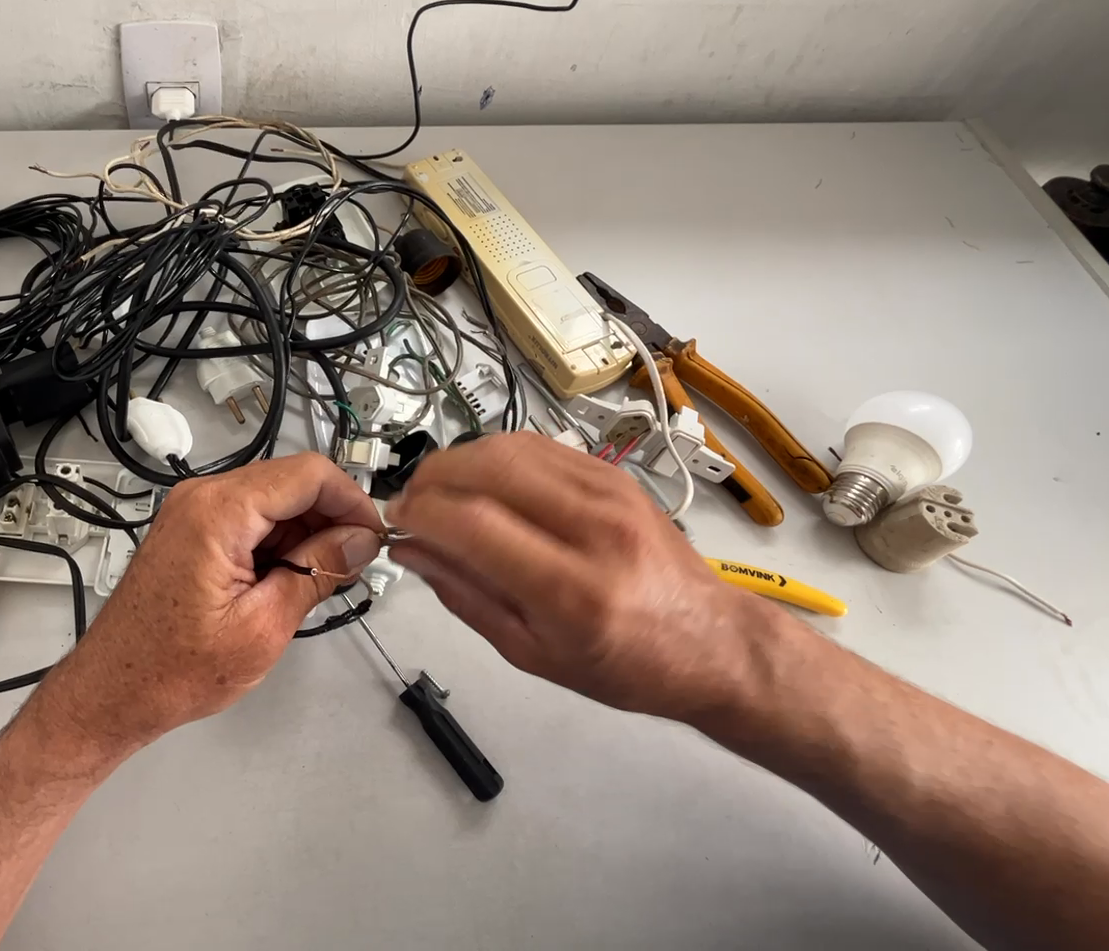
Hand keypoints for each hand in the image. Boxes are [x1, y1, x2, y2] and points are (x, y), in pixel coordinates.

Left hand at [31, 453, 383, 756]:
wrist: (112, 692)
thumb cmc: (172, 670)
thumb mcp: (263, 627)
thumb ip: (318, 571)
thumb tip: (360, 540)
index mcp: (217, 512)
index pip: (308, 473)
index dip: (351, 501)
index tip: (372, 537)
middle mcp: (201, 497)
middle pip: (291, 481)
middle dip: (332, 517)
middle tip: (354, 564)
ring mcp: (193, 510)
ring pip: (274, 498)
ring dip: (308, 530)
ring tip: (323, 579)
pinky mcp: (192, 528)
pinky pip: (251, 516)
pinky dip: (280, 540)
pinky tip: (292, 576)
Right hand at [386, 432, 766, 723]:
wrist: (712, 639)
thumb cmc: (621, 665)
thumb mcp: (530, 652)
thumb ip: (464, 595)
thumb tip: (409, 549)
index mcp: (573, 590)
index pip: (474, 524)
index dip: (421, 513)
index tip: (396, 522)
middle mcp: (593, 528)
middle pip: (488, 470)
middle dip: (431, 478)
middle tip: (411, 503)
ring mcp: (608, 491)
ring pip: (508, 447)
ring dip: (458, 461)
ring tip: (439, 491)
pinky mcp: (612, 473)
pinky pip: (535, 445)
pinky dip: (492, 455)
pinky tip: (480, 481)